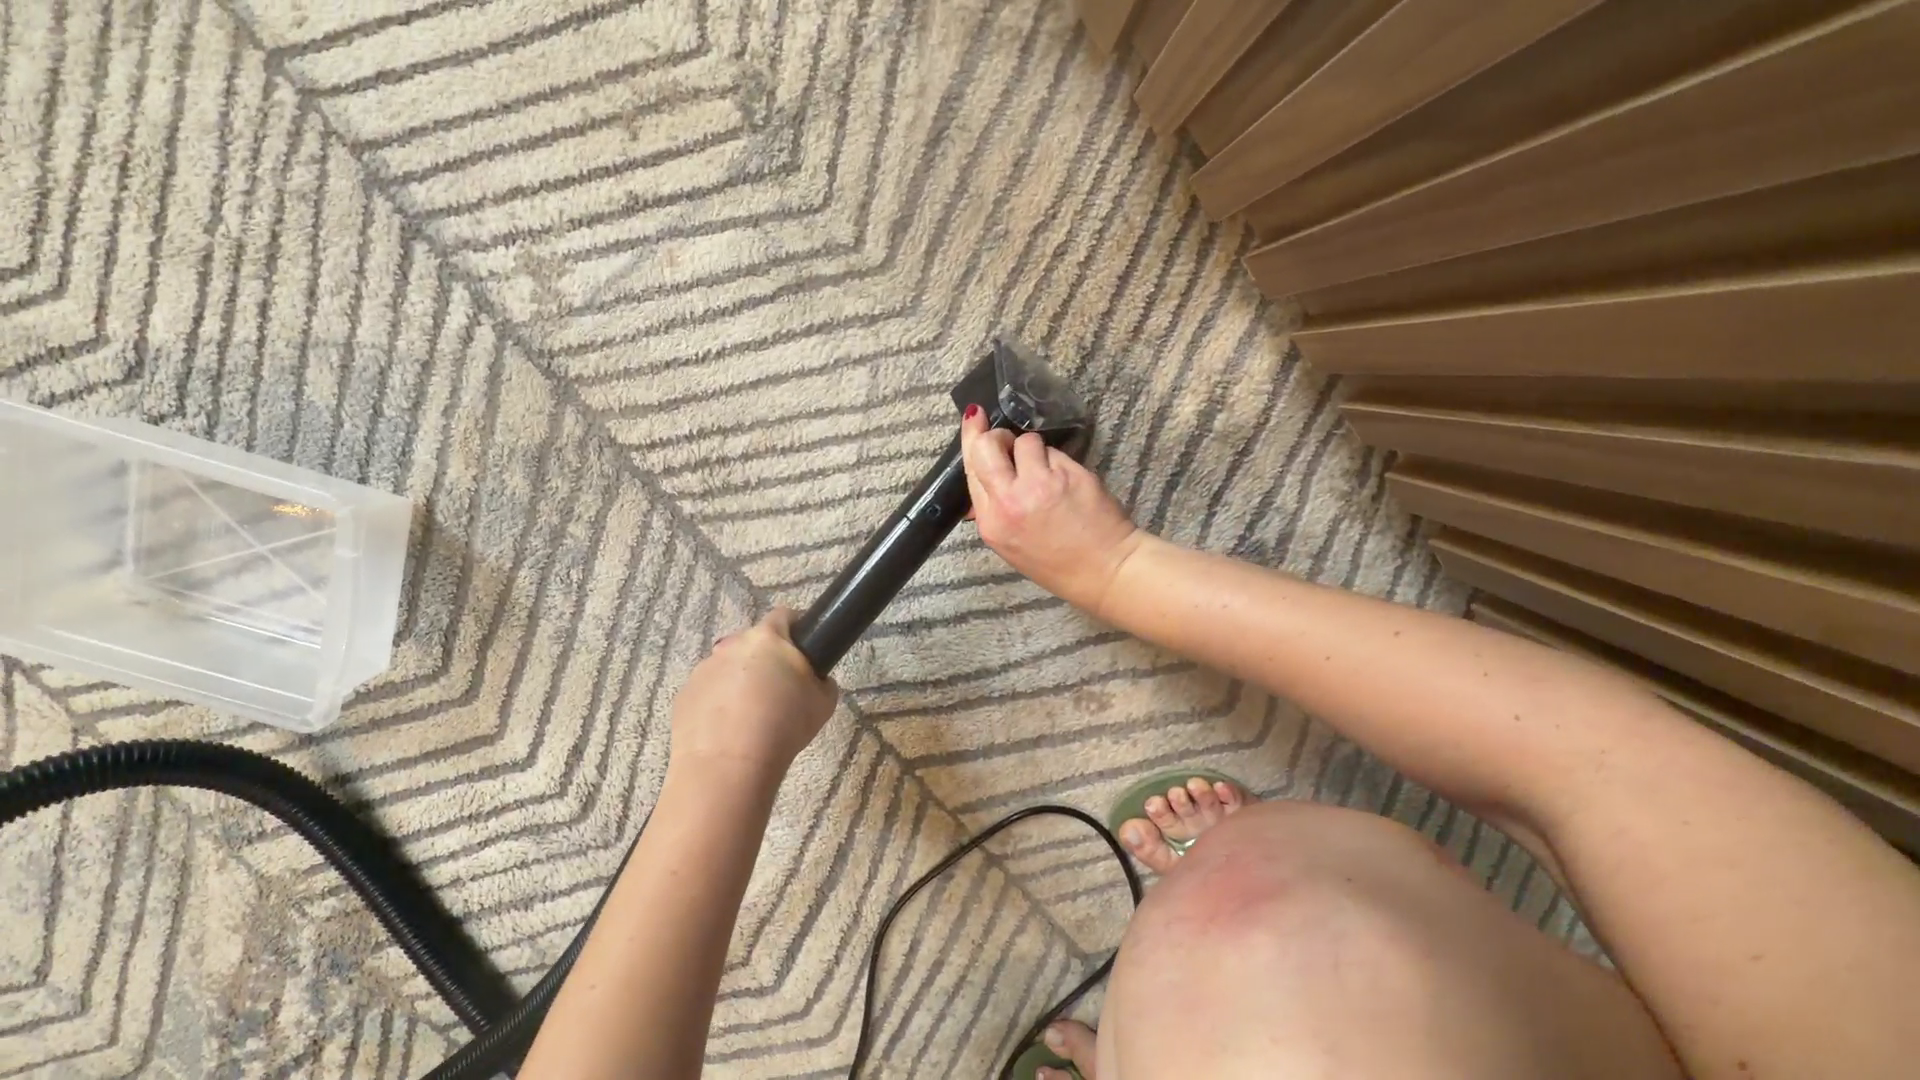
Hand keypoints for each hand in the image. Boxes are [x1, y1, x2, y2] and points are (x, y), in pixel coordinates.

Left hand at [670, 609, 838, 772]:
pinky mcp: (684, 694)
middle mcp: (731, 645)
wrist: (728, 765)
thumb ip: (820, 681)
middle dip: (766, 660)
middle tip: (779, 692)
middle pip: (753, 643)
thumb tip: (811, 679)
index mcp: (767, 638)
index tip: (804, 650)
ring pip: (728, 668)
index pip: (784, 616)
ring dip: (740, 682)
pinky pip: (708, 691)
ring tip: (751, 719)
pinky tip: (729, 731)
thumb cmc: (783, 727)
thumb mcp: (824, 703)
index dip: (797, 629)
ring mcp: (703, 669)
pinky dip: (718, 704)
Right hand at [959, 406, 1144, 616]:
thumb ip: (993, 510)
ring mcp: (1040, 486)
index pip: (970, 467)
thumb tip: (984, 479)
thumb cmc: (1057, 562)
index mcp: (991, 523)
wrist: (1103, 570)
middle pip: (988, 444)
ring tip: (1047, 472)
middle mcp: (1010, 502)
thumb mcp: (1009, 545)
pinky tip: (1067, 483)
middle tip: (1008, 442)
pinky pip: (1055, 452)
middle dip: (996, 435)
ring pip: (1026, 441)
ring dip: (1034, 449)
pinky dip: (1058, 461)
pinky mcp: (1068, 475)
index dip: (972, 437)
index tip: (975, 417)